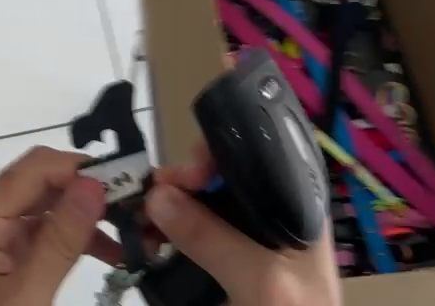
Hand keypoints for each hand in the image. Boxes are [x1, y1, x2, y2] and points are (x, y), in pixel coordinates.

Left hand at [0, 146, 121, 305]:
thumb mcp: (26, 298)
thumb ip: (60, 240)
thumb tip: (95, 183)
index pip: (36, 167)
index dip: (81, 167)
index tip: (127, 181)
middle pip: (40, 182)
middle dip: (87, 191)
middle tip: (134, 208)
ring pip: (43, 206)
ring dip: (84, 216)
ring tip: (129, 233)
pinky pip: (36, 232)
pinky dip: (69, 238)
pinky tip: (104, 253)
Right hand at [145, 146, 342, 305]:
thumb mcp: (260, 280)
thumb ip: (212, 238)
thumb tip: (157, 195)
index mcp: (292, 207)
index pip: (252, 160)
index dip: (216, 154)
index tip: (188, 170)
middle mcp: (269, 218)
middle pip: (220, 181)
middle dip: (184, 182)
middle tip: (154, 192)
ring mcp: (246, 245)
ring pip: (201, 210)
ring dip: (169, 207)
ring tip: (141, 216)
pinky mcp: (226, 270)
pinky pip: (192, 241)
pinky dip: (168, 235)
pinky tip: (148, 236)